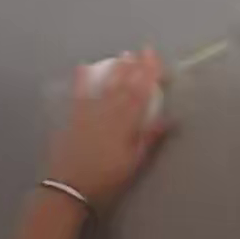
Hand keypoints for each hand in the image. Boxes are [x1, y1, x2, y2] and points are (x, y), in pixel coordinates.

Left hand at [45, 49, 167, 207]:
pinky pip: (79, 93)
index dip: (150, 73)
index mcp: (127, 123)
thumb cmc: (107, 179)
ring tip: (124, 55)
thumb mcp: (134, 163)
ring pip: (106, 85)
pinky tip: (83, 66)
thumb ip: (150, 138)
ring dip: (116, 68)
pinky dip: (81, 79)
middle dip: (136, 65)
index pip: (142, 92)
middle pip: (125, 84)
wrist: (69, 189)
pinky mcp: (73, 118)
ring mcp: (89, 113)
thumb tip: (170, 119)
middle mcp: (109, 112)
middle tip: (144, 49)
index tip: (156, 58)